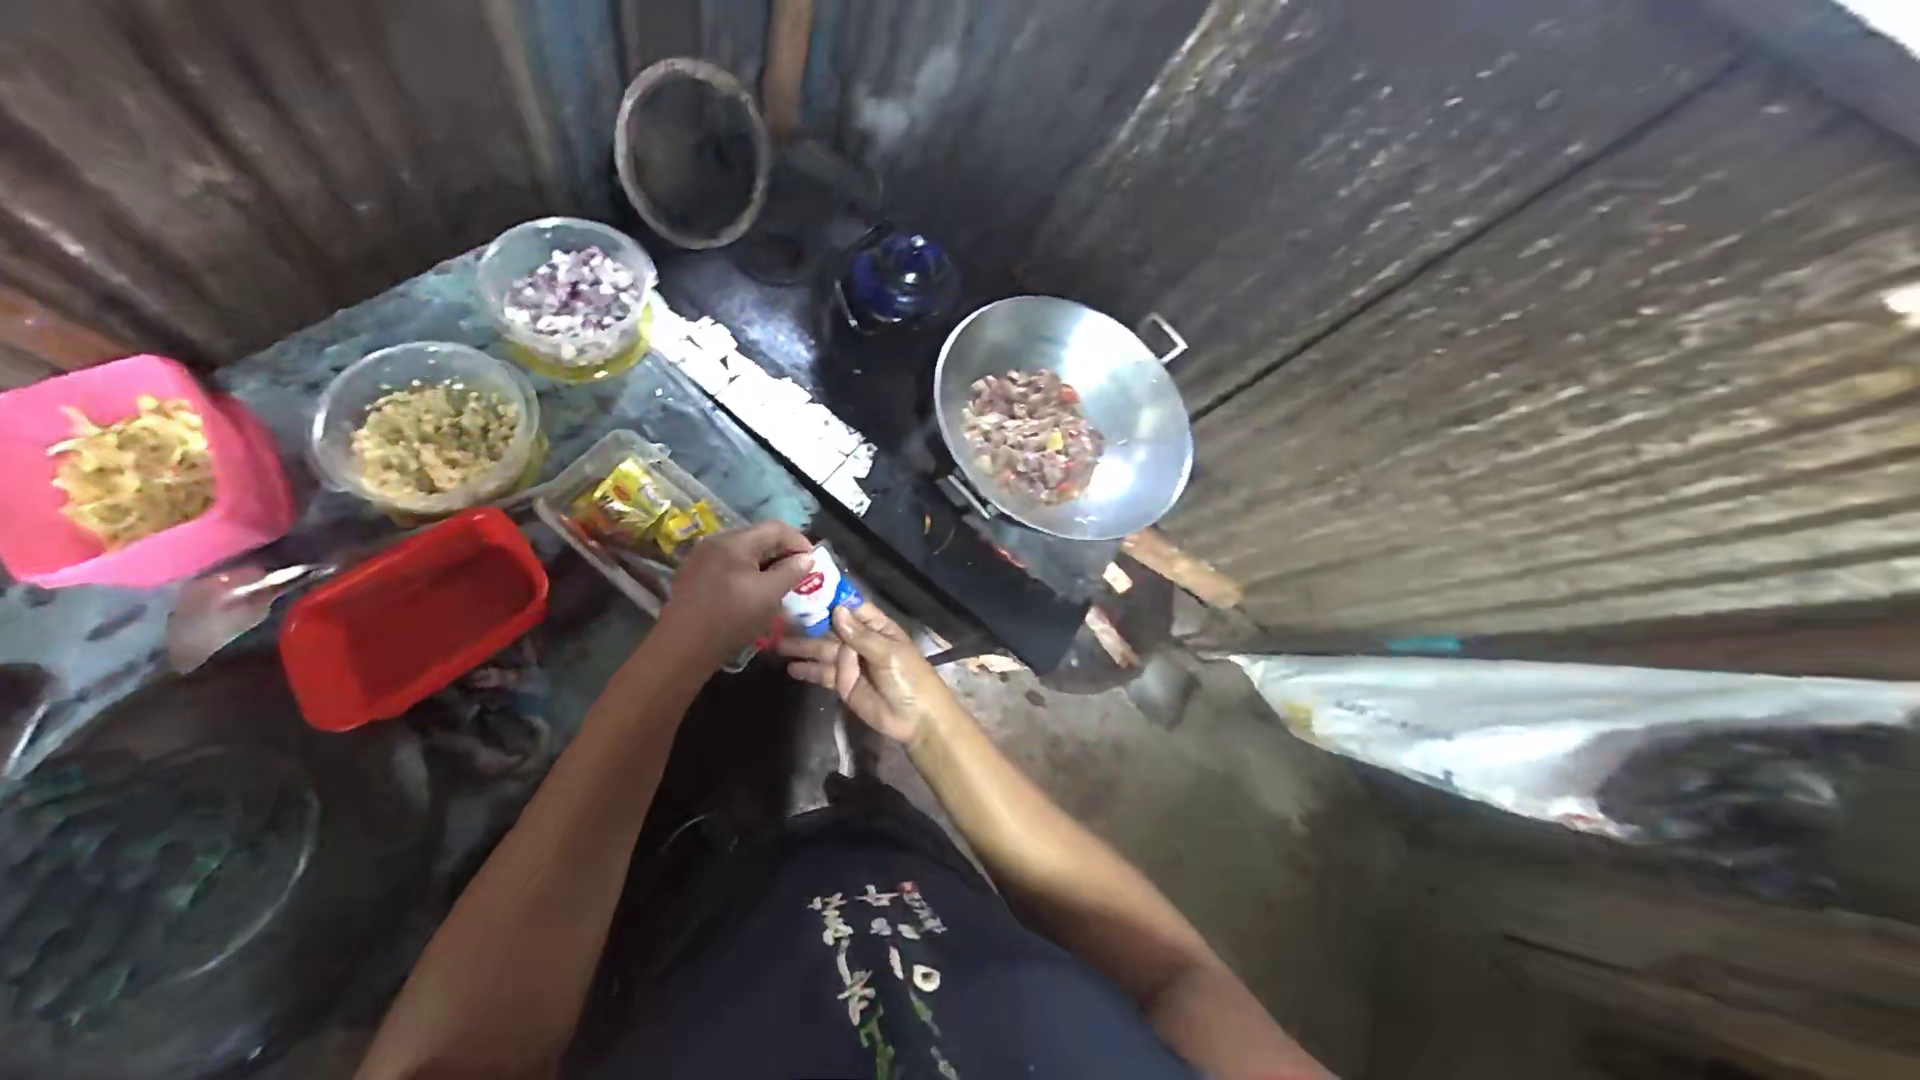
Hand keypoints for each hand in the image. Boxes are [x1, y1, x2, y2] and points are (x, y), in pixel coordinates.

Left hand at [658, 521, 812, 665]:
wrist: (682, 648)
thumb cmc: (731, 618)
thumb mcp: (769, 595)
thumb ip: (792, 572)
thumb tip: (807, 558)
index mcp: (735, 541)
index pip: (776, 529)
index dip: (800, 542)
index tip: (814, 562)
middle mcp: (716, 542)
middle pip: (758, 538)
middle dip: (783, 553)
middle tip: (800, 574)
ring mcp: (702, 558)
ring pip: (744, 553)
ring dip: (766, 564)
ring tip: (781, 584)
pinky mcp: (694, 576)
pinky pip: (729, 566)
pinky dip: (748, 573)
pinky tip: (754, 592)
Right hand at [775, 604, 957, 744]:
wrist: (916, 719)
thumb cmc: (910, 679)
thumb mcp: (888, 654)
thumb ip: (860, 636)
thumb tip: (837, 611)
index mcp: (876, 627)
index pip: (850, 608)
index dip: (829, 600)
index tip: (804, 591)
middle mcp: (860, 640)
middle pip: (830, 628)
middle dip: (807, 623)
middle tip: (777, 619)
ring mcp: (850, 662)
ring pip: (822, 650)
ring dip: (800, 646)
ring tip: (774, 642)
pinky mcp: (843, 684)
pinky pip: (822, 673)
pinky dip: (807, 670)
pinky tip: (789, 667)